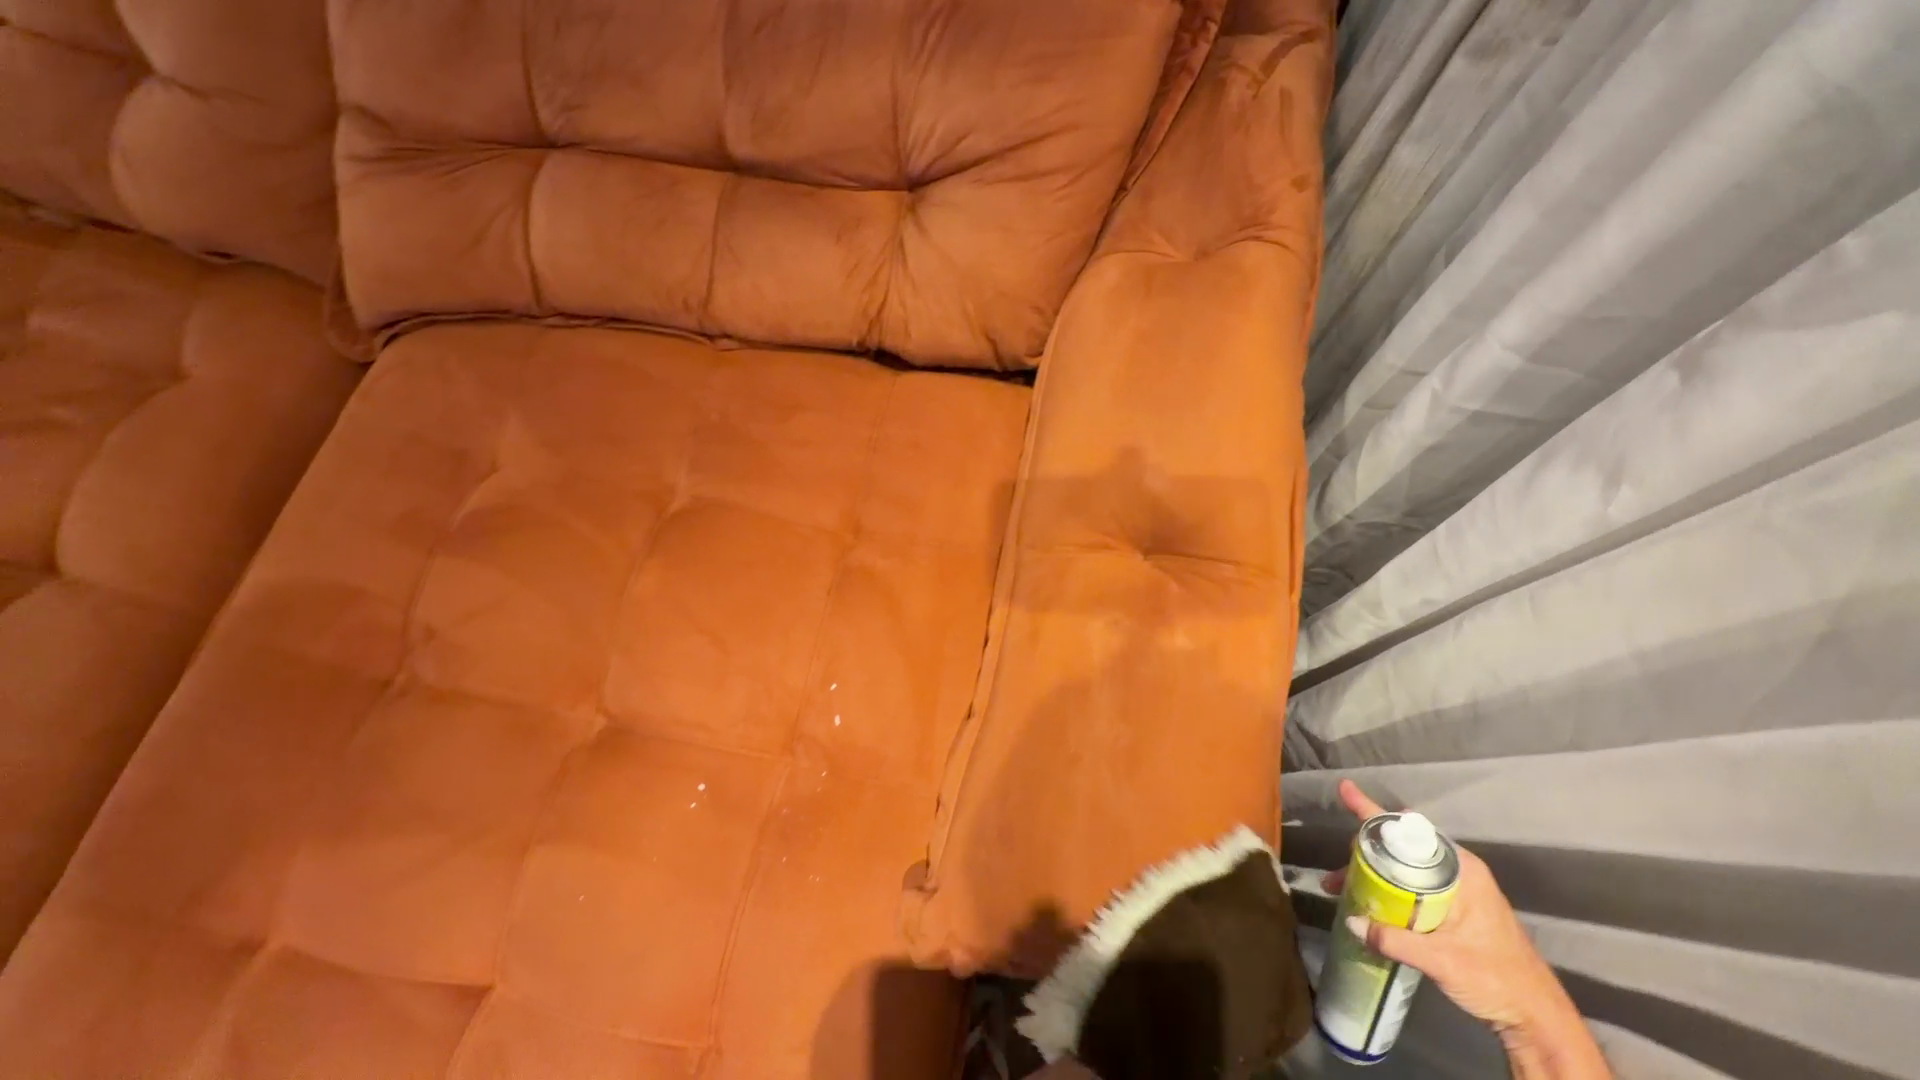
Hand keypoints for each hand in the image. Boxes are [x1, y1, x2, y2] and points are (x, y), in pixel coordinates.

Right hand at [1322, 781, 1610, 1078]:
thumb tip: (1353, 921)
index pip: (1411, 832)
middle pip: (1403, 849)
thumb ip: (1395, 940)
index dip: (1375, 813)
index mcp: (1462, 872)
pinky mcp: (1454, 912)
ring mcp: (1457, 892)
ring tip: (1342, 893)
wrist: (1534, 1016)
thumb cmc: (1495, 979)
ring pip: (1405, 870)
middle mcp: (1459, 874)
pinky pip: (1412, 888)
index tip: (1347, 791)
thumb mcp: (1442, 960)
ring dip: (1373, 877)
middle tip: (1337, 873)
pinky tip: (1368, 907)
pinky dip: (1387, 892)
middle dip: (1365, 854)